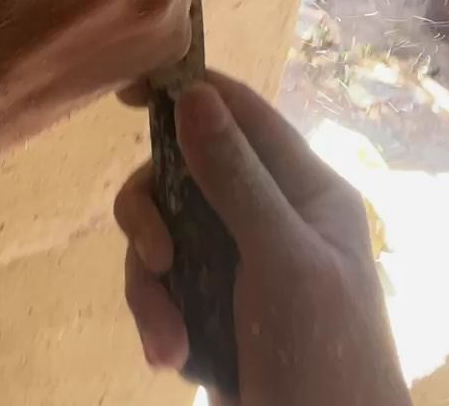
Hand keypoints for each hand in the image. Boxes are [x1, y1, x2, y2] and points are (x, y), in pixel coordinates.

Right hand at [113, 75, 408, 405]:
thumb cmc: (323, 358)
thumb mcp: (282, 261)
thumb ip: (236, 176)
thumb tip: (191, 91)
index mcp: (302, 190)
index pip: (239, 111)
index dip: (184, 90)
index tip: (126, 91)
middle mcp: (265, 212)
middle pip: (179, 171)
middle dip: (153, 216)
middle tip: (156, 257)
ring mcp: (234, 257)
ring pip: (159, 227)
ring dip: (150, 282)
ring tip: (168, 339)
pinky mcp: (208, 298)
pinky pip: (158, 277)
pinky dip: (156, 314)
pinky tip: (170, 356)